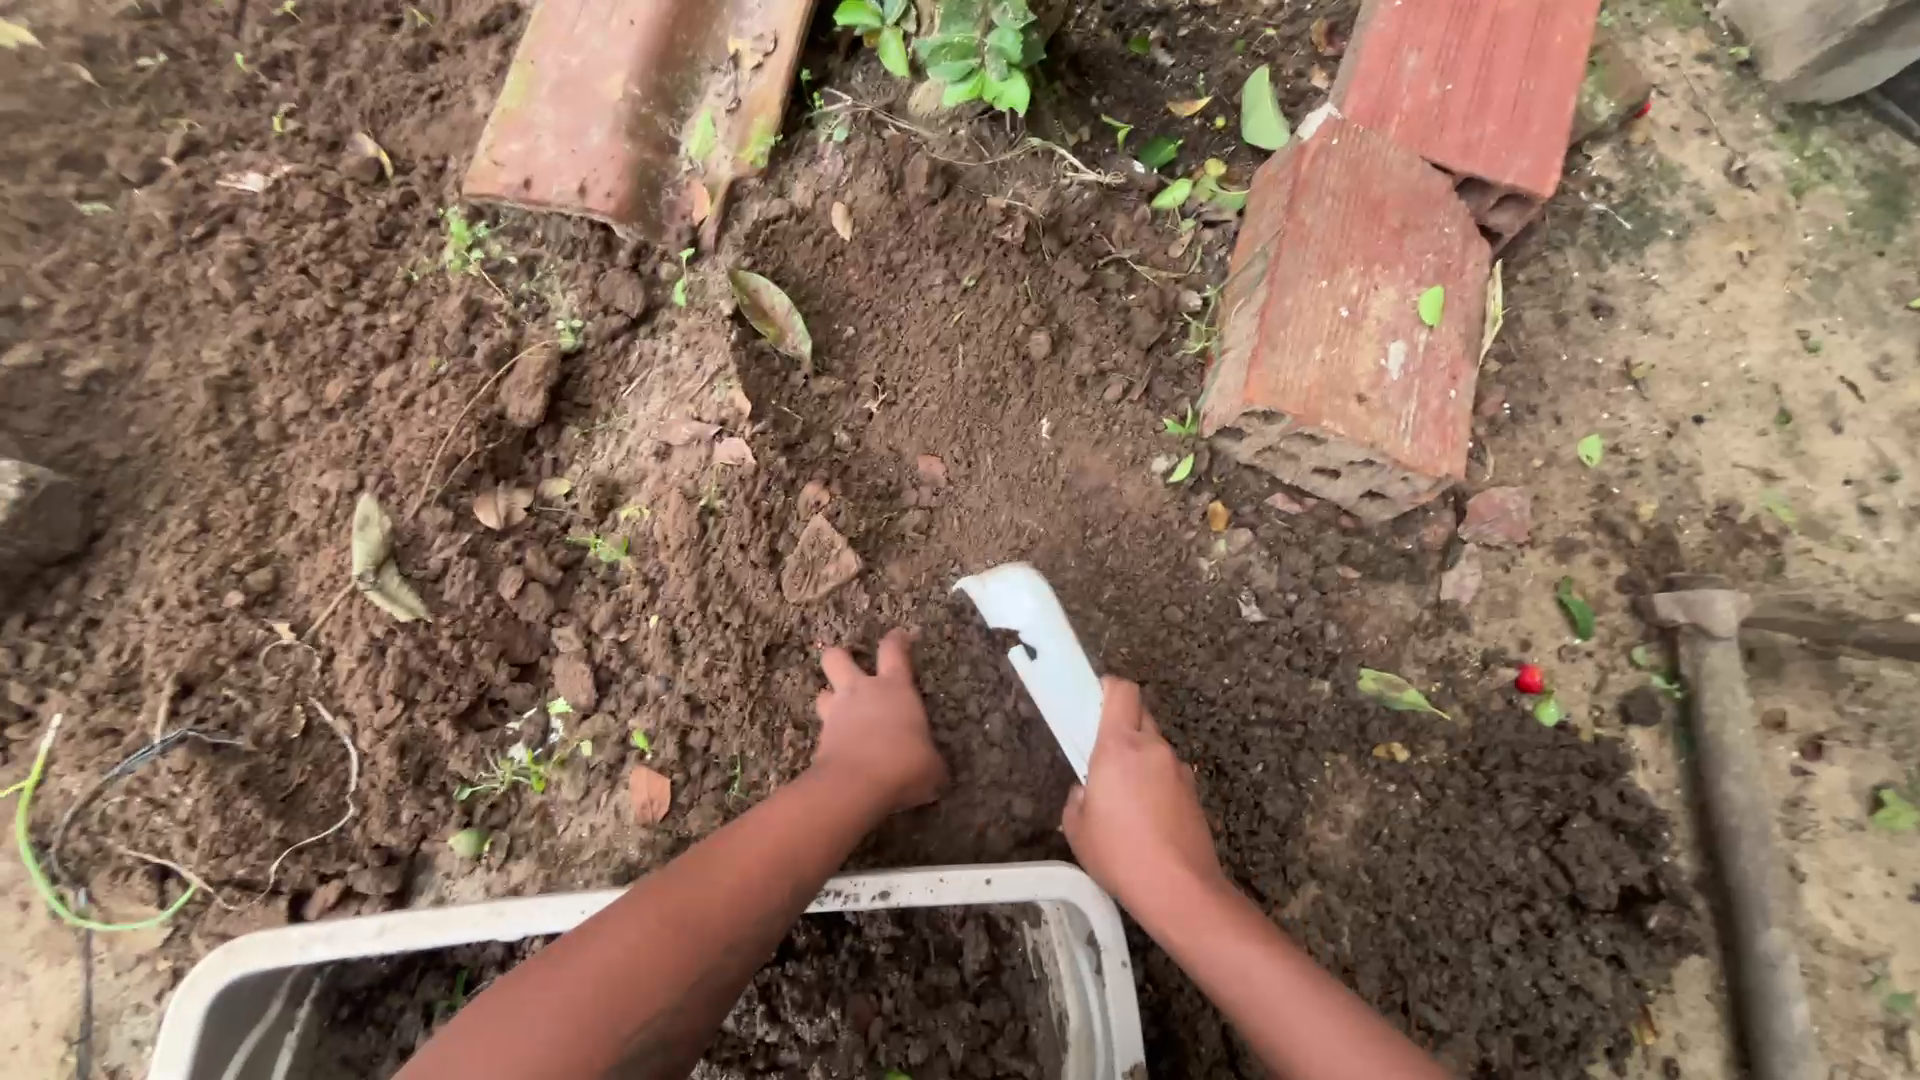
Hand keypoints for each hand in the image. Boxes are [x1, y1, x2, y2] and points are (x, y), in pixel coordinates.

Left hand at [811, 629, 947, 814]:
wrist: (855, 786)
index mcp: (894, 687)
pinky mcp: (820, 740)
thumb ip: (929, 758)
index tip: (899, 636)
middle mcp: (861, 692)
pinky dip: (829, 737)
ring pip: (822, 692)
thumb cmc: (904, 763)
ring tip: (840, 712)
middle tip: (847, 665)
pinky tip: (839, 750)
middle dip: (840, 657)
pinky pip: (822, 731)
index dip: (896, 639)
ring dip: (829, 699)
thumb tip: (932, 767)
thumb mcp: (931, 764)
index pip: (893, 650)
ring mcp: (836, 714)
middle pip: (837, 658)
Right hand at [1062, 677, 1225, 909]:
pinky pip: (1168, 772)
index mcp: (1119, 746)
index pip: (1122, 691)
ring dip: (1140, 756)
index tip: (1093, 698)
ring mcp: (1178, 770)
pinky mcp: (1193, 793)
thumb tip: (1088, 790)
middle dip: (1121, 723)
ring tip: (1125, 795)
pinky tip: (1146, 817)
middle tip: (1102, 750)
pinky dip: (1155, 781)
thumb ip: (1078, 797)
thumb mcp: (1077, 827)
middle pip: (1140, 713)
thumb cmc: (1120, 854)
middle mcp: (1153, 748)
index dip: (1108, 687)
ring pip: (1155, 745)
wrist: (1181, 890)